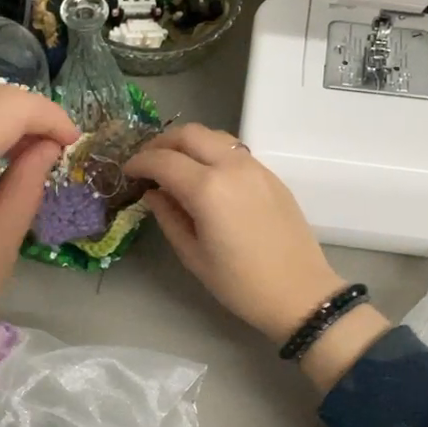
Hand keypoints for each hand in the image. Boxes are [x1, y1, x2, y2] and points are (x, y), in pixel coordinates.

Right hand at [125, 124, 388, 390]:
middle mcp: (232, 167)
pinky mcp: (271, 175)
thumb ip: (169, 217)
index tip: (127, 172)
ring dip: (189, 143)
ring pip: (214, 135)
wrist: (300, 292)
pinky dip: (212, 152)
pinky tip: (205, 176)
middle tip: (148, 163)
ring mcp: (255, 167)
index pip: (163, 161)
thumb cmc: (240, 284)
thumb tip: (153, 194)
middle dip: (162, 143)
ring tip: (174, 165)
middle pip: (189, 134)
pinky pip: (234, 150)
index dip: (139, 163)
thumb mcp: (194, 256)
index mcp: (207, 189)